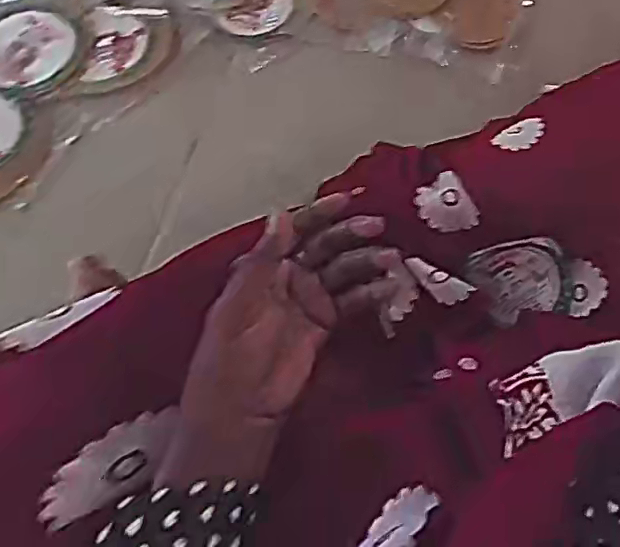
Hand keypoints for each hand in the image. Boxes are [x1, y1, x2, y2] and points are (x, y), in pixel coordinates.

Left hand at [158, 192, 400, 484]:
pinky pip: (354, 298)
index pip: (295, 231)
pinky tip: (388, 288)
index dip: (320, 213)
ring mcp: (310, 299)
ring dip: (368, 261)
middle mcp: (290, 277)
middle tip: (376, 227)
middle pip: (326, 245)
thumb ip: (262, 260)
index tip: (347, 200)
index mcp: (262, 269)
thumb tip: (280, 213)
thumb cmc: (228, 361)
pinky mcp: (327, 322)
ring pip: (344, 269)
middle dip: (351, 233)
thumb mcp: (238, 309)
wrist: (239, 418)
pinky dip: (372, 291)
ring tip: (390, 260)